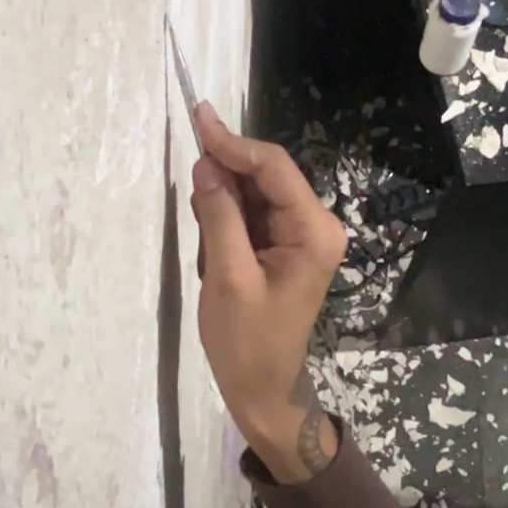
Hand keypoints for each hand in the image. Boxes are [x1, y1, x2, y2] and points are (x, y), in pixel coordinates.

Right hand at [188, 102, 347, 482]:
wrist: (263, 389)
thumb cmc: (247, 342)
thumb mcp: (227, 277)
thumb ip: (219, 217)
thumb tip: (205, 165)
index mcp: (313, 231)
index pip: (274, 168)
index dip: (233, 142)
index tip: (197, 118)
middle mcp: (315, 225)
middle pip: (266, 176)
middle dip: (224, 179)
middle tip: (192, 194)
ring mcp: (300, 235)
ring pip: (254, 194)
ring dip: (222, 208)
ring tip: (210, 254)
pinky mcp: (283, 246)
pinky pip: (251, 215)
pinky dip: (226, 223)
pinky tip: (214, 254)